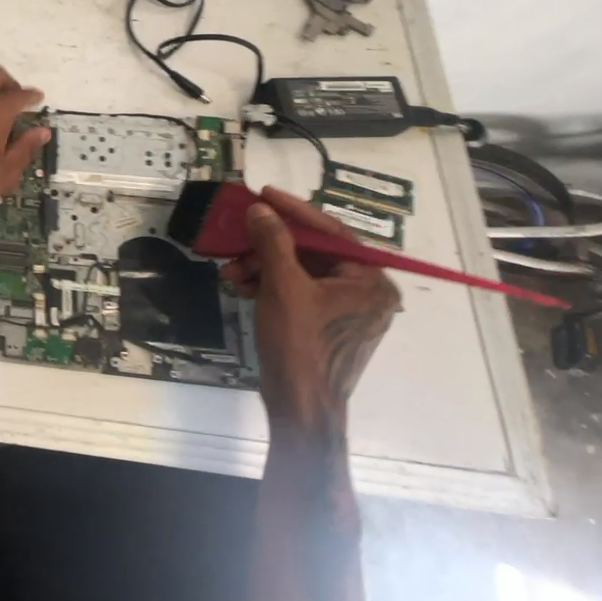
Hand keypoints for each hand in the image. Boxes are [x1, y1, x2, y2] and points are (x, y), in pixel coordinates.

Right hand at [219, 186, 400, 435]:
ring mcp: (345, 311)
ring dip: (261, 267)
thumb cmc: (300, 344)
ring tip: (231, 272)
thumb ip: (273, 242)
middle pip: (311, 252)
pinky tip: (241, 287)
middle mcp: (364, 293)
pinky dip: (268, 285)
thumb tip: (261, 209)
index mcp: (369, 281)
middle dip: (268, 246)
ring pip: (298, 272)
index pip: (332, 232)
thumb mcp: (283, 286)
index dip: (295, 211)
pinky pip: (296, 292)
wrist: (300, 406)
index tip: (264, 195)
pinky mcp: (325, 325)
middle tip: (237, 238)